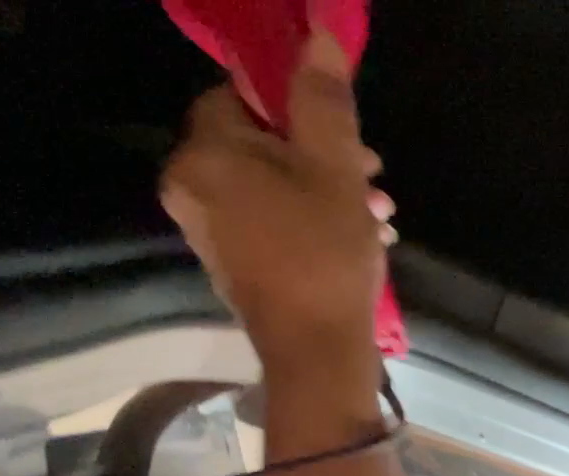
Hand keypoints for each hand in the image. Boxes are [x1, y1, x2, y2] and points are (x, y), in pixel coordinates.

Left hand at [160, 30, 394, 383]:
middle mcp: (192, 184)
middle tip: (375, 181)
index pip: (240, 96)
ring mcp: (207, 228)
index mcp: (208, 152)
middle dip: (321, 157)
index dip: (296, 106)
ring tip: (376, 218)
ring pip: (269, 187)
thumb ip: (324, 102)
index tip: (347, 136)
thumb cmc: (326, 254)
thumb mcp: (337, 171)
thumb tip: (319, 33)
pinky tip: (353, 241)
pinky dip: (307, 222)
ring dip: (324, 193)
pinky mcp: (231, 263)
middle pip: (258, 145)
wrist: (316, 349)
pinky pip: (267, 222)